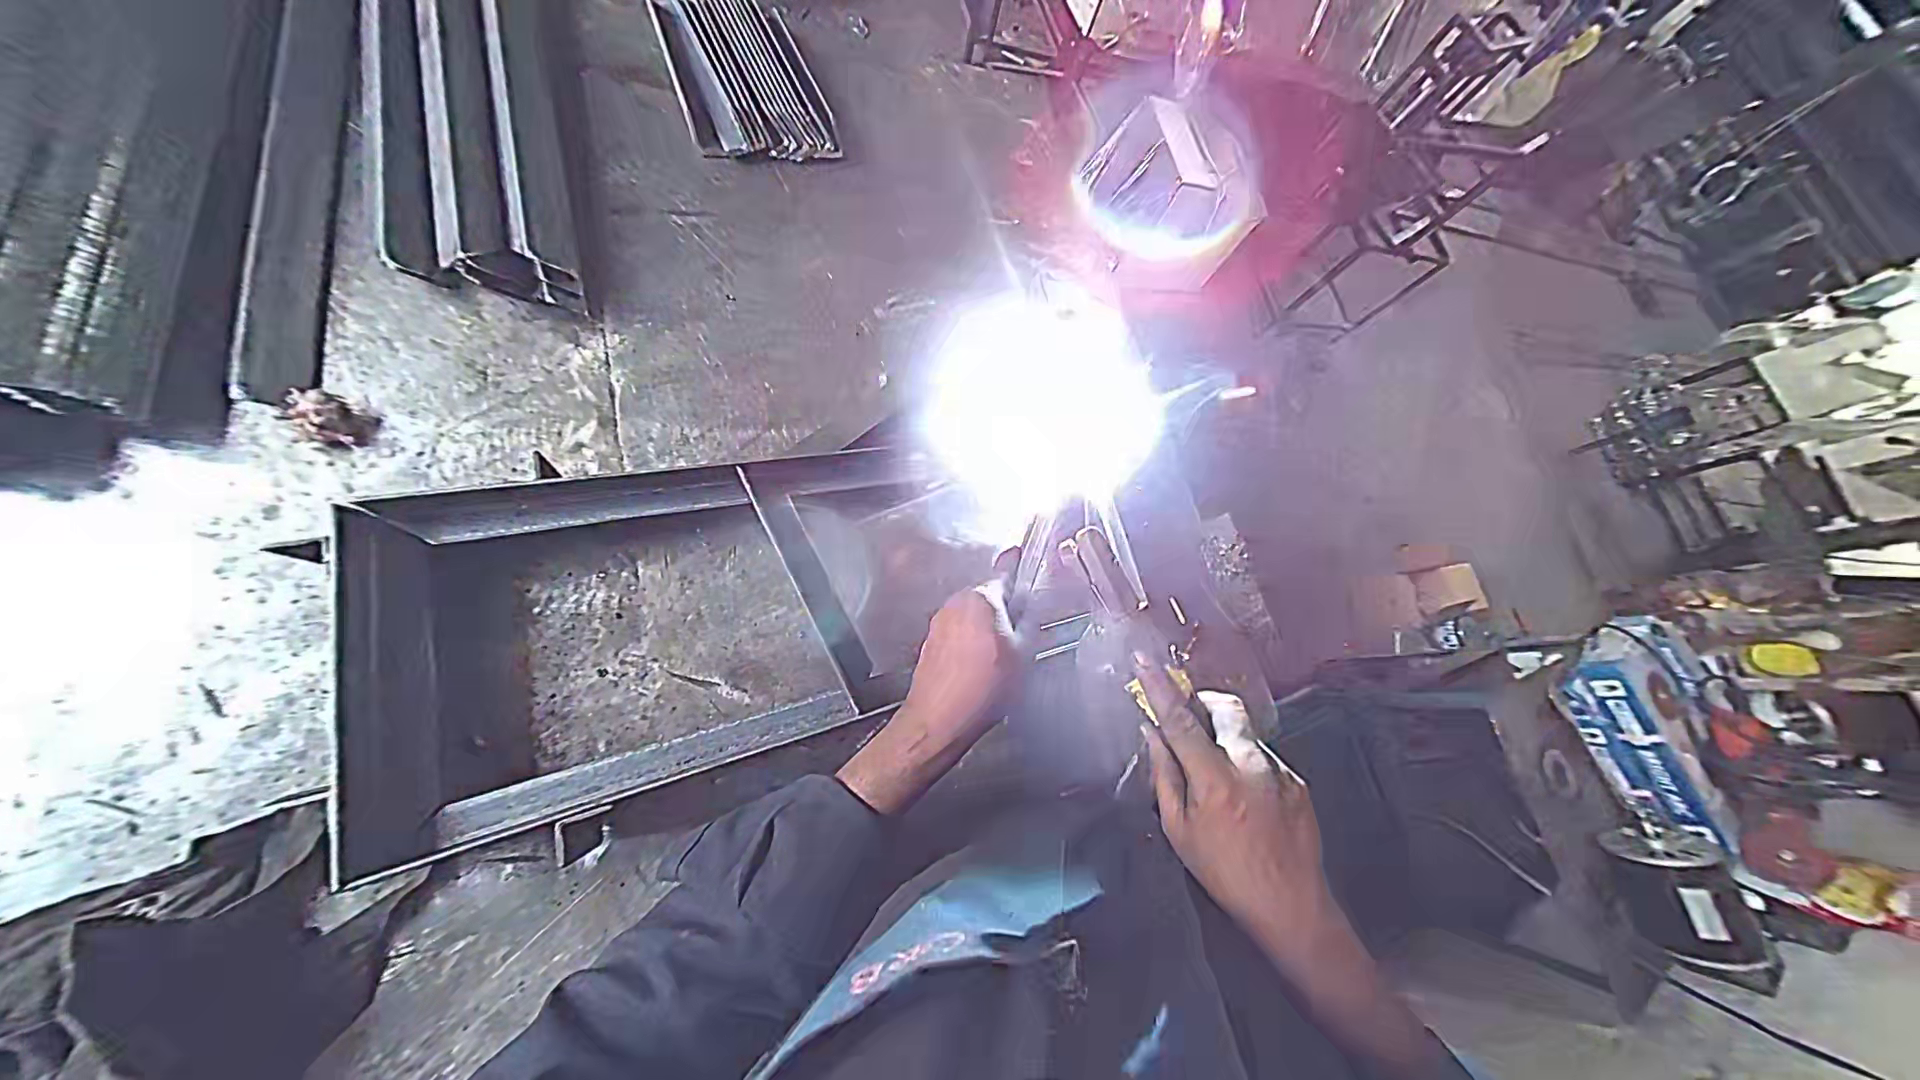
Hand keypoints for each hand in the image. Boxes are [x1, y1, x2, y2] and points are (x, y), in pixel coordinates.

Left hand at [897, 557, 1020, 745]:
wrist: (940, 720)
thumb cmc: (981, 688)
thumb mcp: (1024, 652)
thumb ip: (1030, 621)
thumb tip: (1032, 608)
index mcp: (979, 599)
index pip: (1004, 574)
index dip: (1017, 571)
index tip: (1021, 559)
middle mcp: (954, 605)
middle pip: (988, 597)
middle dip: (1005, 611)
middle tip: (1022, 634)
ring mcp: (940, 624)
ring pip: (972, 616)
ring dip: (988, 628)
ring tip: (1002, 660)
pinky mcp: (932, 644)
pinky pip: (959, 634)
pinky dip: (971, 644)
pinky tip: (982, 669)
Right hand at [1134, 661, 1332, 947]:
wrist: (1292, 906)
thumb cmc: (1225, 872)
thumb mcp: (1179, 829)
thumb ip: (1164, 774)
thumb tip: (1152, 735)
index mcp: (1214, 778)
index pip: (1179, 719)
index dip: (1159, 687)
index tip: (1145, 661)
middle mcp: (1250, 765)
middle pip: (1224, 706)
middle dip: (1202, 700)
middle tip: (1188, 715)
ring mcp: (1279, 771)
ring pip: (1244, 731)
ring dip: (1225, 737)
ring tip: (1217, 777)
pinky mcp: (1297, 781)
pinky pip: (1263, 756)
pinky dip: (1246, 762)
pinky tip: (1244, 797)